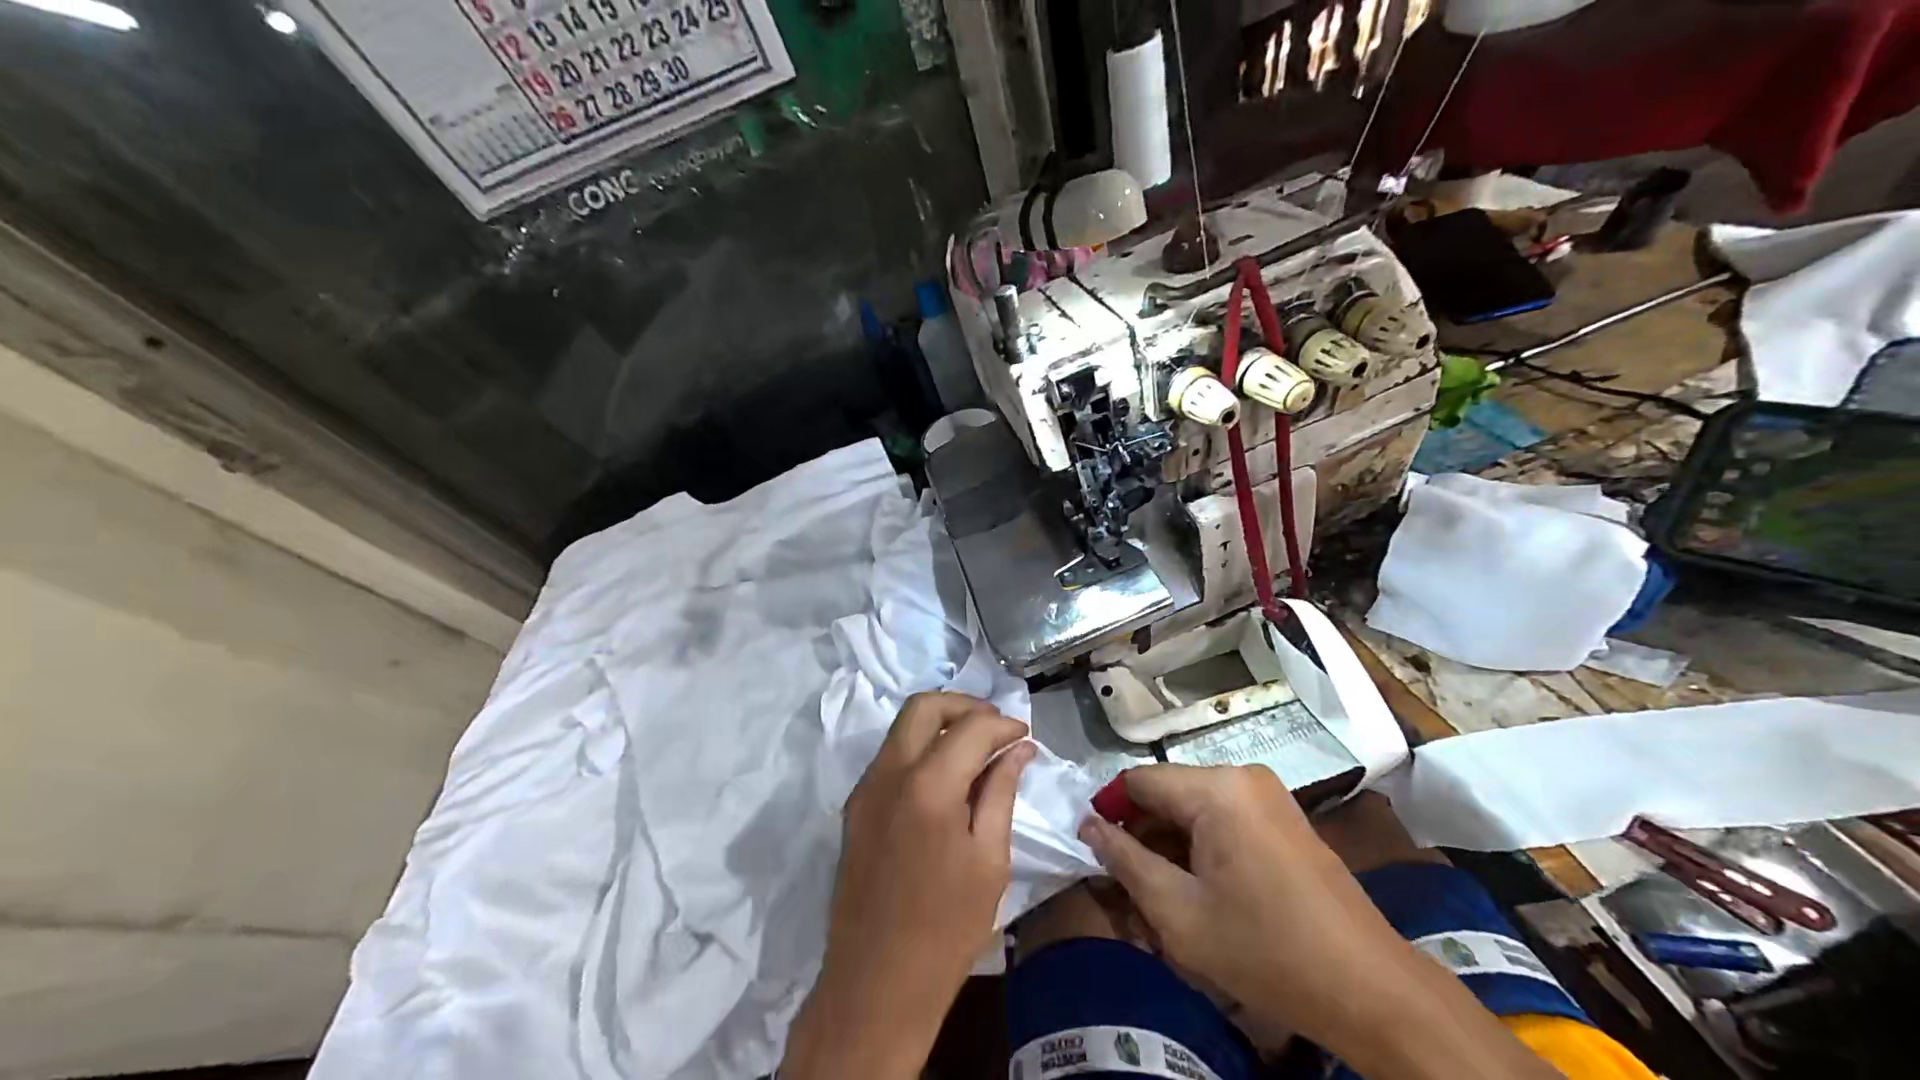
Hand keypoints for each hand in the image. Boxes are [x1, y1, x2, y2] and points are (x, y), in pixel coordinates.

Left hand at [782, 693, 1034, 1079]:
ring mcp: (865, 788)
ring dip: (940, 723)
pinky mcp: (854, 807)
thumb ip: (1001, 791)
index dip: (1003, 724)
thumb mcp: (990, 860)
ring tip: (976, 747)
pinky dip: (920, 748)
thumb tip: (1018, 748)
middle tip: (997, 727)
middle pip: (924, 706)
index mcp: (928, 786)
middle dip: (965, 705)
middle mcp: (888, 773)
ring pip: (901, 727)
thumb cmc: (946, 929)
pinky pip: (889, 756)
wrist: (876, 983)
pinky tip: (946, 774)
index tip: (1025, 736)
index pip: (971, 727)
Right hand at [1079, 765, 1559, 1079]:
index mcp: (1215, 789)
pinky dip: (1202, 849)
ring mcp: (1269, 796)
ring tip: (1161, 899)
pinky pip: (1224, 820)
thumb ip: (1125, 860)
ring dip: (1170, 847)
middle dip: (1142, 837)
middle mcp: (1242, 777)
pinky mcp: (1284, 819)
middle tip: (1127, 888)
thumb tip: (1088, 825)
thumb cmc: (1265, 949)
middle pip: (1167, 794)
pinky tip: (1200, 894)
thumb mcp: (1178, 912)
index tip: (1097, 854)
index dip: (1109, 812)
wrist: (1370, 989)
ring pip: (1194, 810)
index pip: (1138, 780)